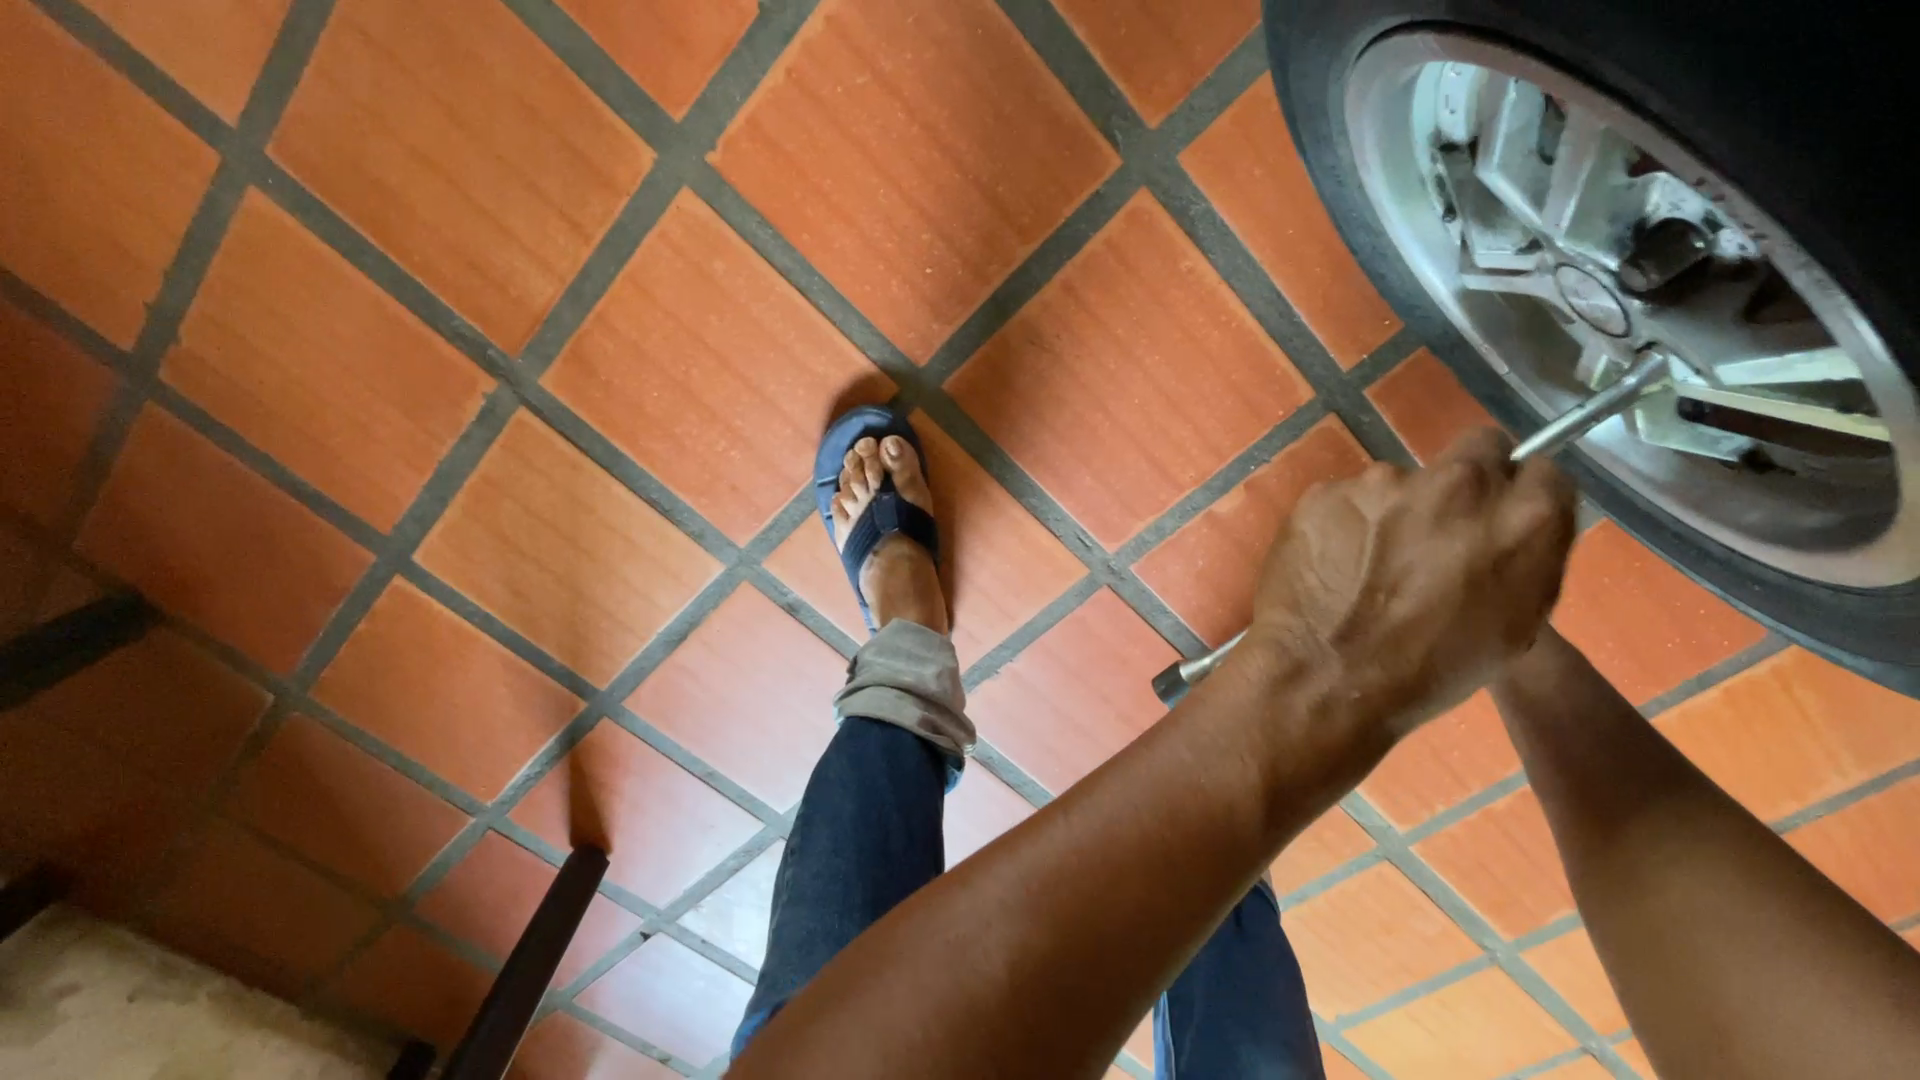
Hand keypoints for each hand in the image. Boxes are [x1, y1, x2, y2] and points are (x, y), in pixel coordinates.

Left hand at [1248, 428, 1577, 736]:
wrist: (1323, 678)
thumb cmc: (1429, 671)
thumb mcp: (1513, 625)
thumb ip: (1524, 557)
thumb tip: (1511, 529)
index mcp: (1524, 520)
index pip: (1542, 471)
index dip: (1518, 495)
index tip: (1498, 518)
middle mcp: (1459, 485)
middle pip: (1477, 450)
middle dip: (1466, 479)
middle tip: (1437, 526)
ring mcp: (1384, 482)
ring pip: (1401, 480)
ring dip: (1394, 510)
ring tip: (1368, 563)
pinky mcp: (1326, 491)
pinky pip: (1346, 499)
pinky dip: (1343, 523)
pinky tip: (1331, 563)